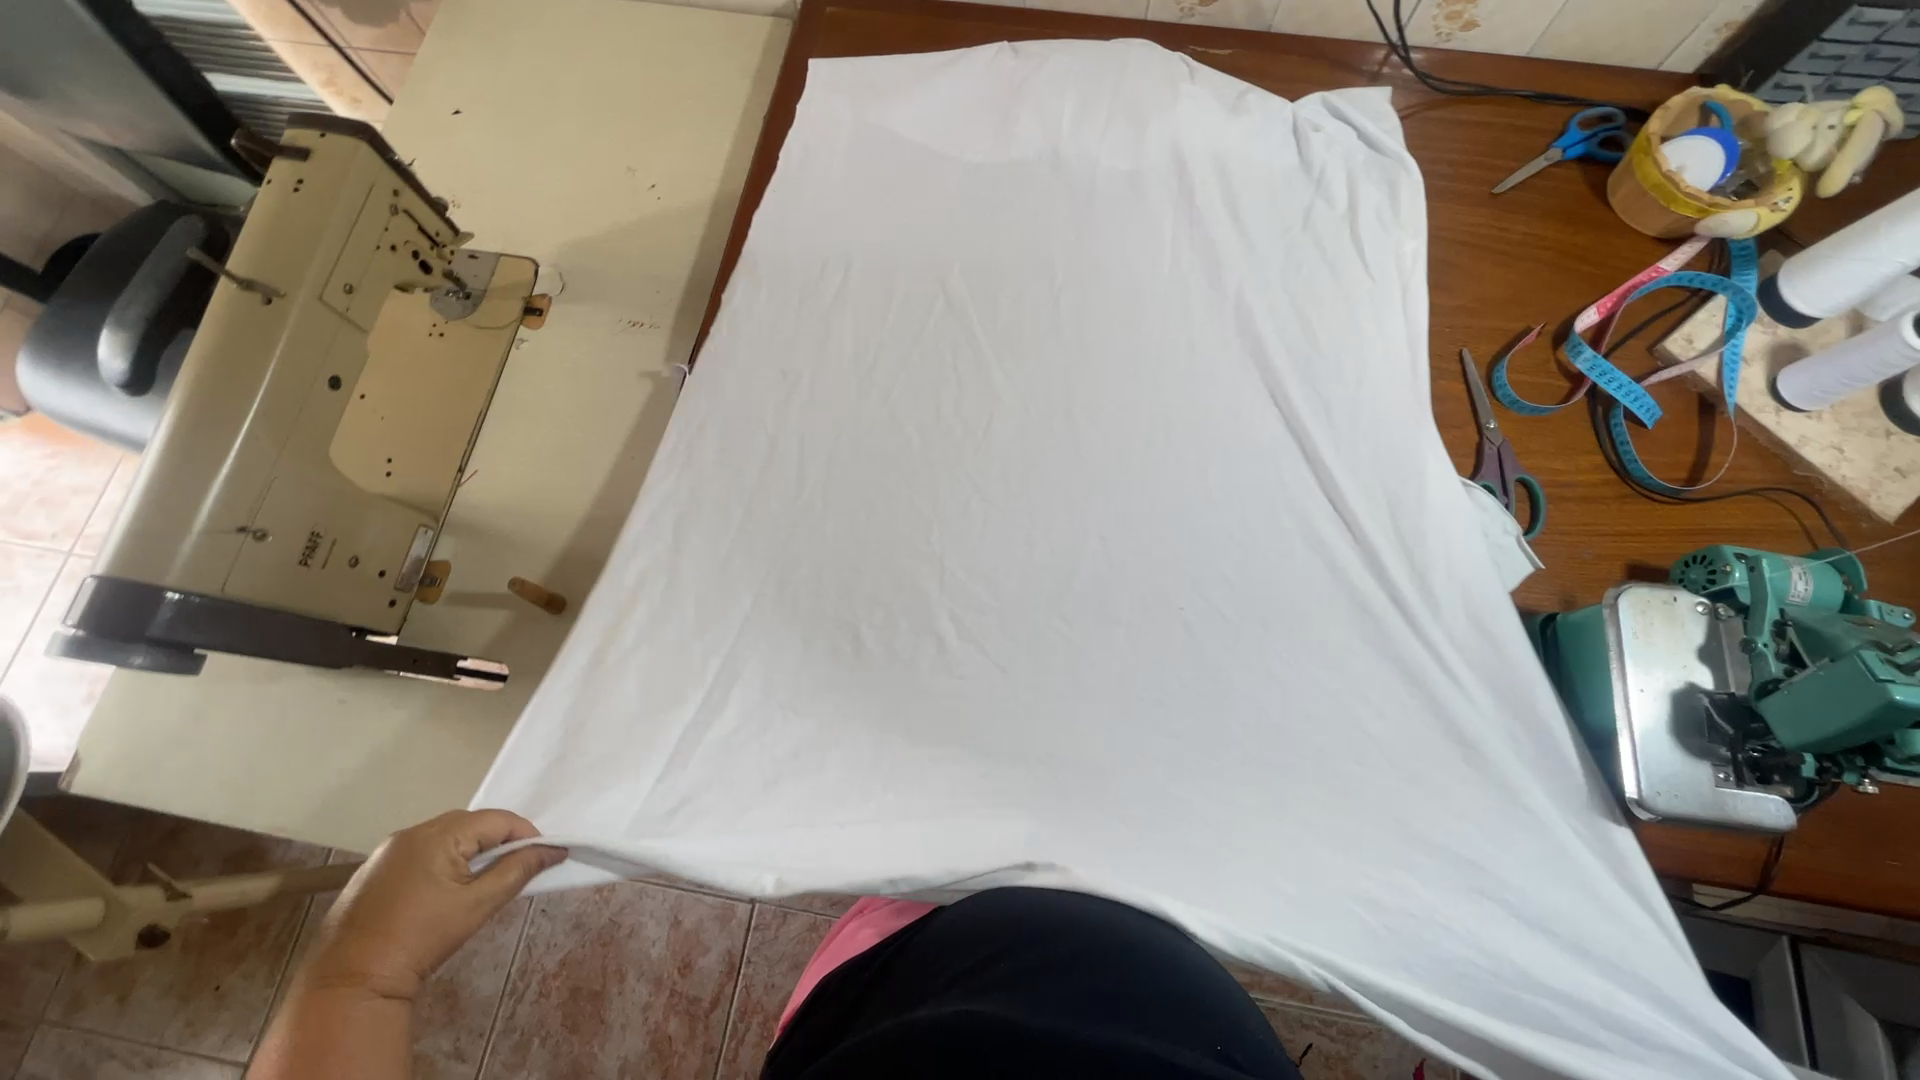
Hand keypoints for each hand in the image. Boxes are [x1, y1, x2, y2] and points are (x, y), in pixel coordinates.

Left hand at [301, 809, 565, 1001]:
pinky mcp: (374, 869)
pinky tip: (447, 886)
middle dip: (498, 839)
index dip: (525, 834)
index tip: (543, 856)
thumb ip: (519, 870)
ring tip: (485, 876)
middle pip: (471, 822)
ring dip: (471, 847)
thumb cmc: (421, 938)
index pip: (497, 819)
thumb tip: (554, 849)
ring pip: (445, 834)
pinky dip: (444, 858)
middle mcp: (411, 833)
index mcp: (438, 836)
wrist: (352, 980)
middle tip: (516, 866)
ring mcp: (388, 850)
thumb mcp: (479, 904)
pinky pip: (422, 849)